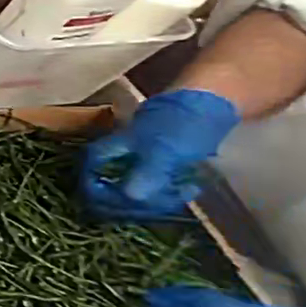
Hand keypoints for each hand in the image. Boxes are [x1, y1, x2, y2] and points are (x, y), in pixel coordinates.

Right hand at [80, 89, 240, 220]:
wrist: (214, 100)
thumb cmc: (181, 123)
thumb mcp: (162, 151)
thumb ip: (145, 176)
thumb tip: (131, 199)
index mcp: (112, 147)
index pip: (90, 170)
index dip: (94, 188)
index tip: (109, 204)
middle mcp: (122, 152)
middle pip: (114, 181)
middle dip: (133, 198)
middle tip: (154, 207)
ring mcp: (144, 154)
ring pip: (138, 182)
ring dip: (157, 195)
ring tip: (181, 195)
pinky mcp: (165, 156)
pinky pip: (160, 178)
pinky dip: (171, 187)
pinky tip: (190, 188)